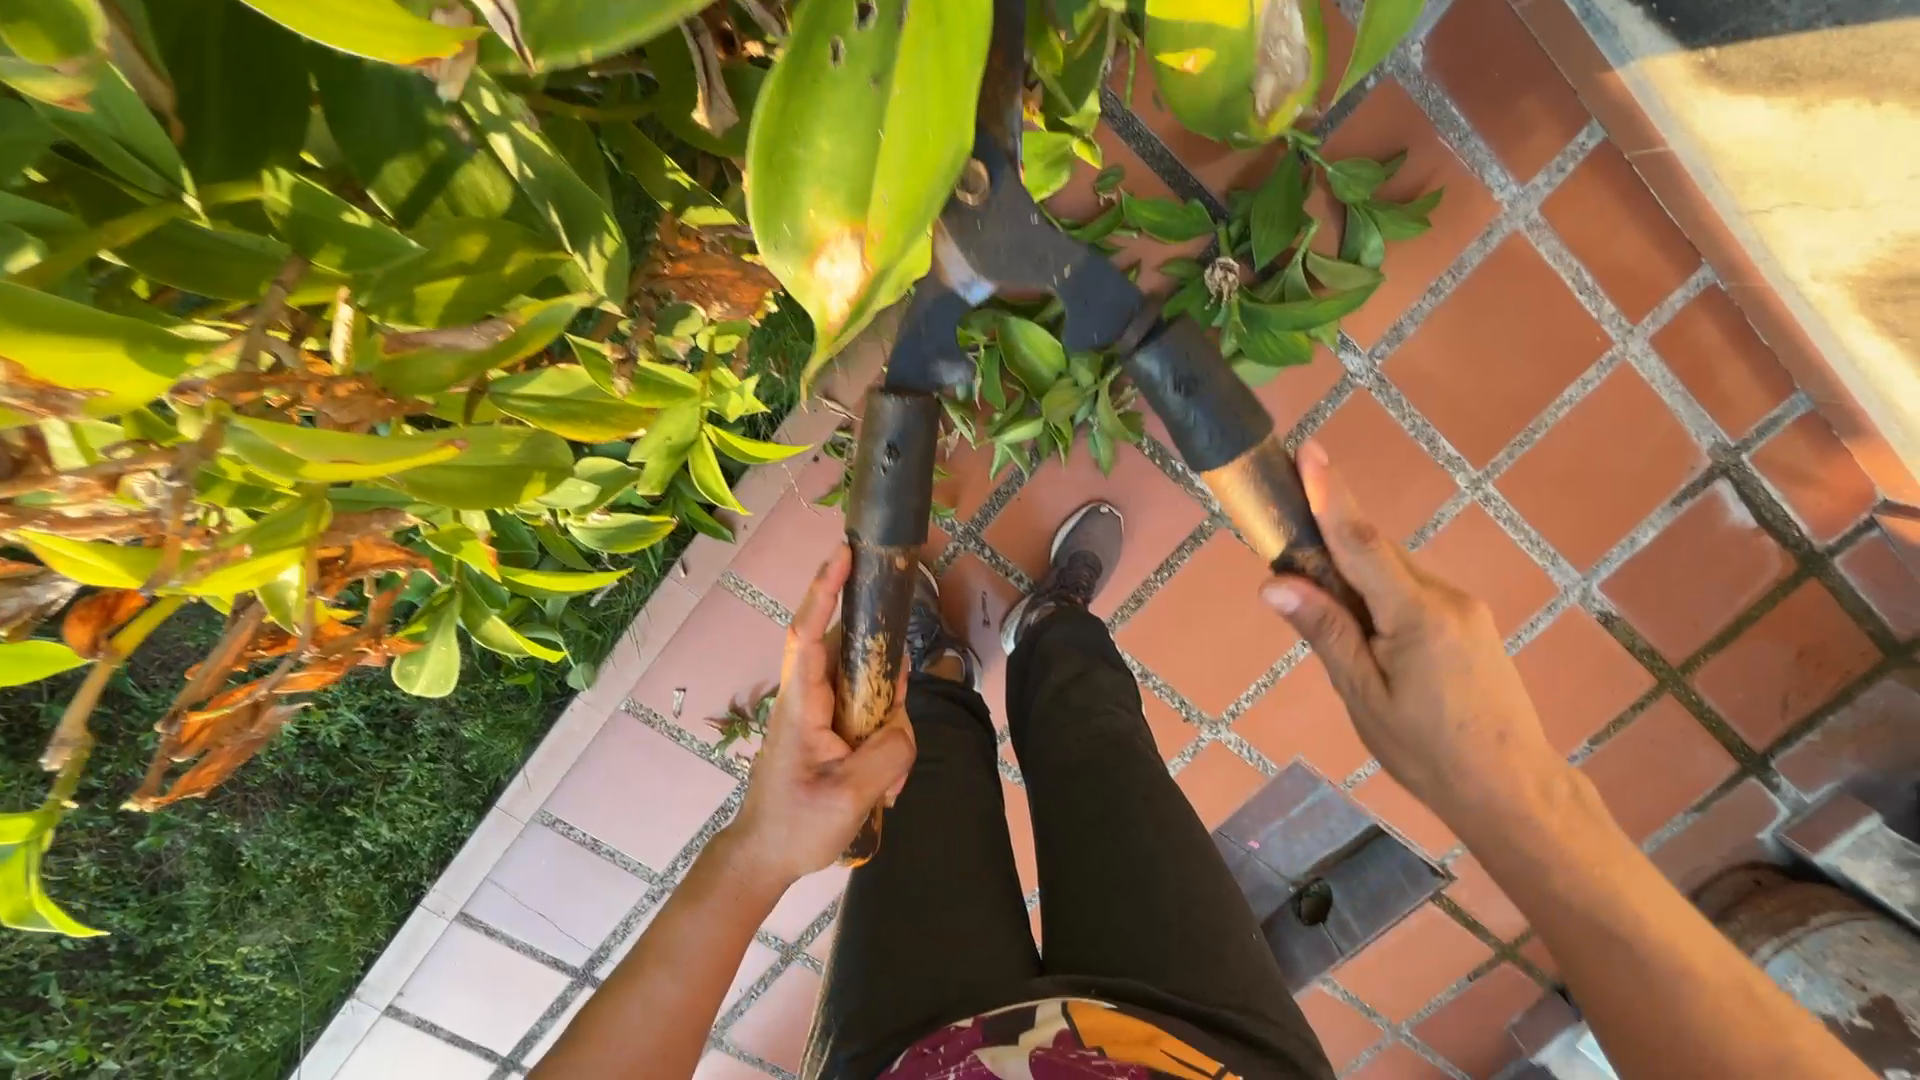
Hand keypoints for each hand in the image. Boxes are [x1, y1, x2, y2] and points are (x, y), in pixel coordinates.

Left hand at [724, 546, 915, 885]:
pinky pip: (870, 716)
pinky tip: (886, 785)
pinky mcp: (833, 730)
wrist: (765, 857)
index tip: (844, 552)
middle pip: (851, 656)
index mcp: (801, 703)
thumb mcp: (850, 795)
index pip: (807, 632)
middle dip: (882, 677)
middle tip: (891, 723)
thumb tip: (902, 725)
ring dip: (887, 726)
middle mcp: (809, 697)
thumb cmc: (796, 825)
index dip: (825, 589)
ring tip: (886, 782)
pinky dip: (886, 742)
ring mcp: (822, 713)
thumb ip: (889, 752)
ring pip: (869, 689)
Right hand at [1258, 441, 1566, 822]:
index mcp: (1417, 614)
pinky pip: (1408, 590)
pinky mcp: (1467, 622)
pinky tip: (1359, 627)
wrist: (1511, 790)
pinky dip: (1374, 592)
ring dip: (1349, 572)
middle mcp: (1445, 596)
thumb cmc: (1426, 750)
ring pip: (1391, 572)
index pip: (1361, 542)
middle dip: (1328, 538)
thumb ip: (1324, 631)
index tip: (1309, 451)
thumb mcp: (1362, 694)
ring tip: (1316, 604)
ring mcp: (1462, 607)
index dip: (1330, 495)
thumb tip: (1273, 582)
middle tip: (1281, 544)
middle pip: (1374, 552)